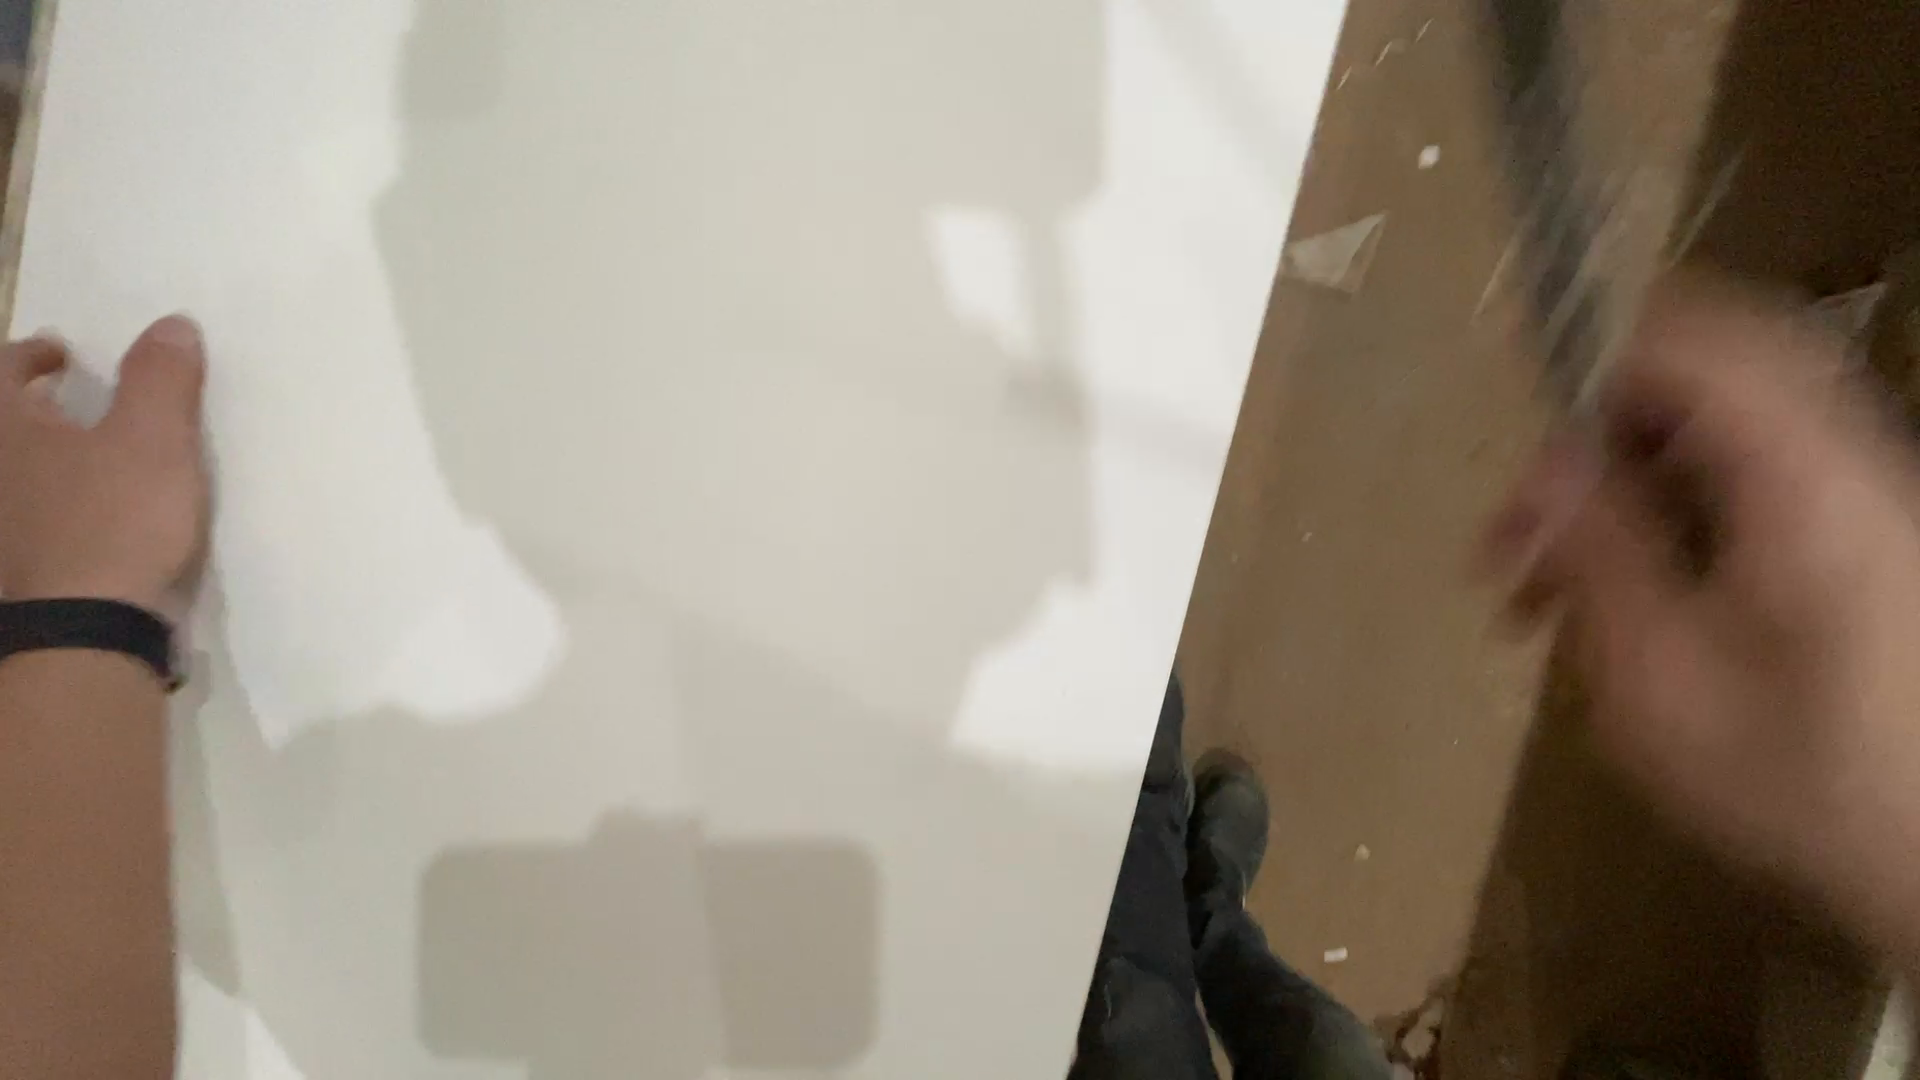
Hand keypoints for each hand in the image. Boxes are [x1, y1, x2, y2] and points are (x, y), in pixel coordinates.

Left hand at [0, 316, 208, 621]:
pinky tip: (85, 506)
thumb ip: (162, 381)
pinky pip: (28, 507)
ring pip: (13, 467)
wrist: (84, 618)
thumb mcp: (155, 441)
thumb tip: (173, 322)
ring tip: (82, 448)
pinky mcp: (19, 555)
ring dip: (38, 449)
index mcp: (4, 427)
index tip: (59, 350)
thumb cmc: (115, 516)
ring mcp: (0, 515)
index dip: (29, 355)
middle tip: (66, 394)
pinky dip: (49, 493)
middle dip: (26, 401)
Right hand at [1485, 276, 1919, 965]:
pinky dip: (1641, 532)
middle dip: (1581, 447)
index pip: (1714, 353)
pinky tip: (1584, 604)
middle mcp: (1841, 481)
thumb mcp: (1661, 672)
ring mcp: (1849, 516)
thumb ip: (1602, 552)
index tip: (1517, 354)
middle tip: (1509, 525)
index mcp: (1807, 494)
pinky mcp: (1843, 553)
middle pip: (1699, 399)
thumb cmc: (1805, 779)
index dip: (1613, 335)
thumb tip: (1547, 465)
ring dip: (1599, 500)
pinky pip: (1723, 503)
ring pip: (1700, 456)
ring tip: (1523, 586)